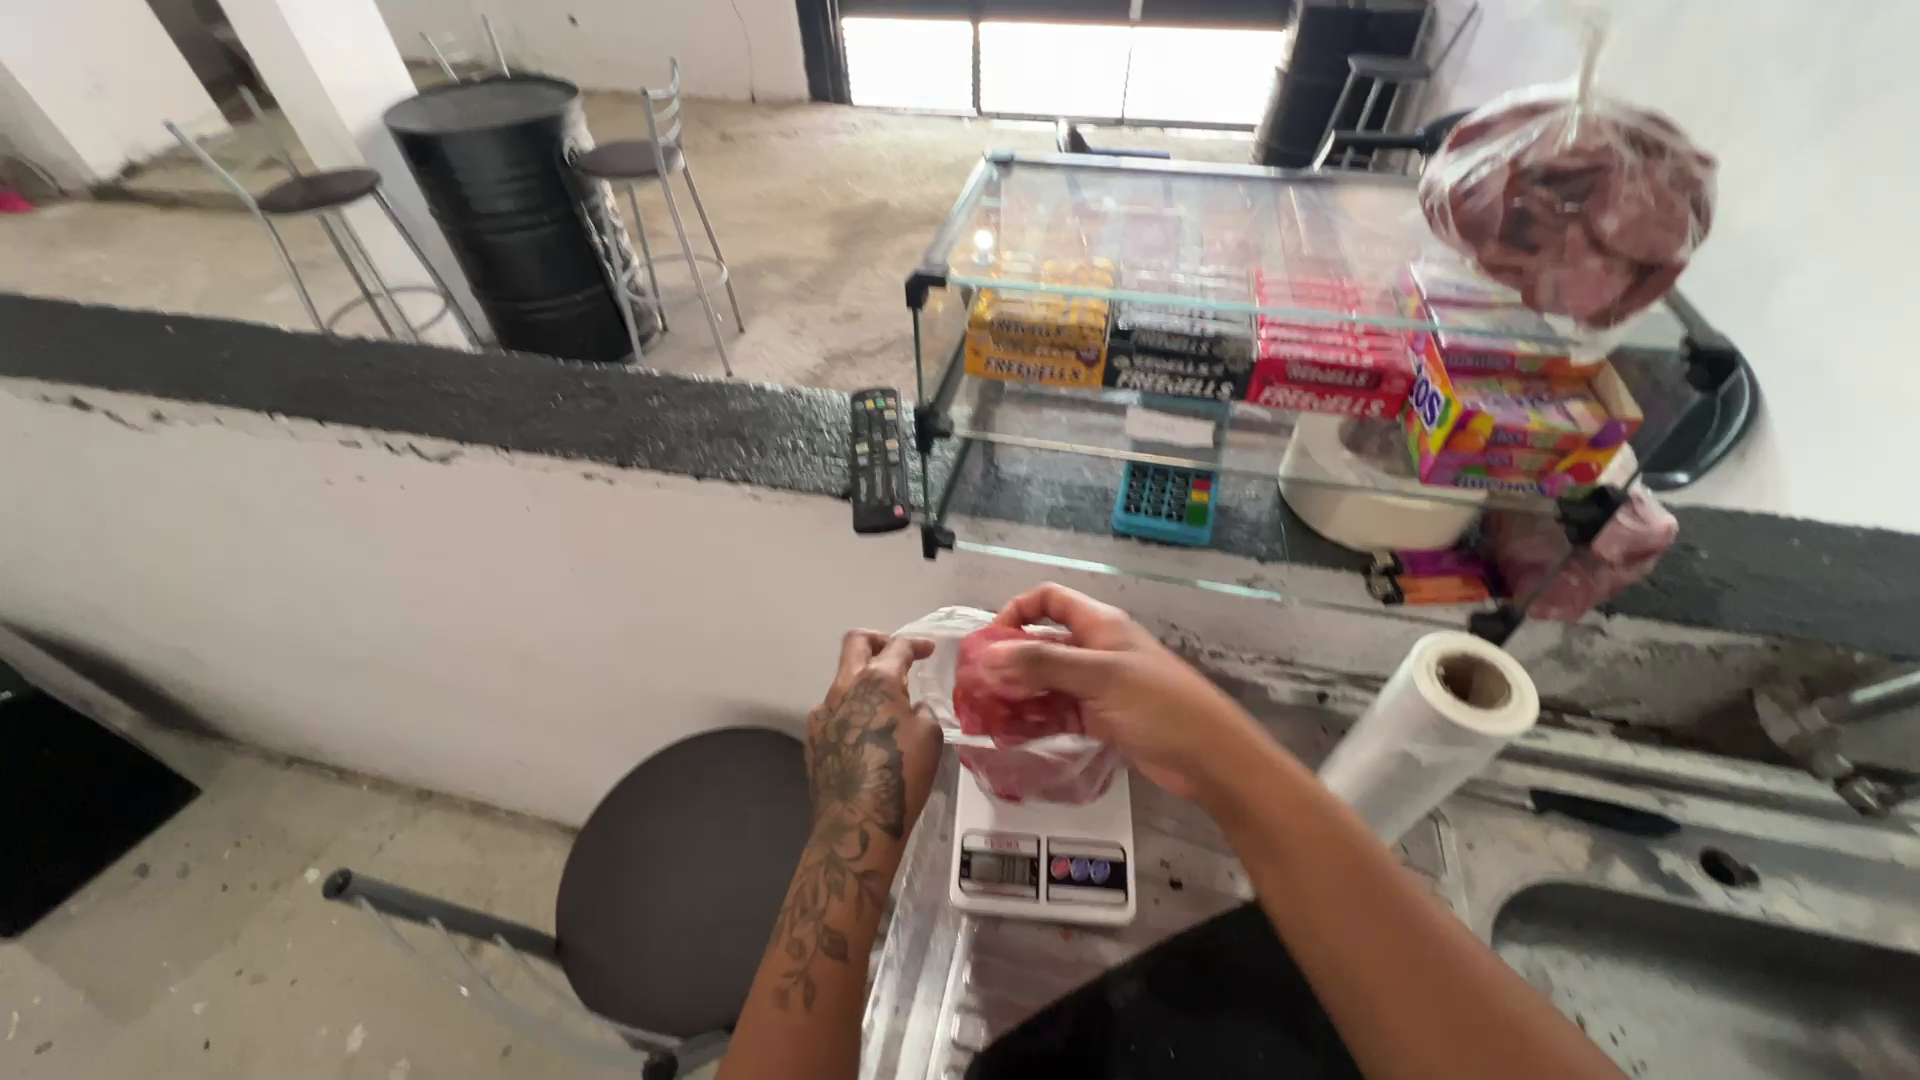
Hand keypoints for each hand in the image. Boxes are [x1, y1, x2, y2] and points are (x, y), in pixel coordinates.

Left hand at [806, 631, 940, 846]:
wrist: (855, 822)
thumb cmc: (901, 776)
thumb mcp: (930, 737)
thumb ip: (921, 710)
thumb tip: (909, 706)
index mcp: (877, 681)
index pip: (897, 646)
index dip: (916, 644)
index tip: (927, 650)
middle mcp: (844, 687)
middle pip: (856, 643)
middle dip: (878, 640)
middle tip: (894, 653)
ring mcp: (822, 712)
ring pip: (842, 680)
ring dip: (863, 683)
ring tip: (884, 706)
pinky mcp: (812, 737)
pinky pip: (833, 711)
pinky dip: (851, 711)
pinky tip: (865, 735)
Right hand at [978, 584, 1260, 798]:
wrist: (1211, 759)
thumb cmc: (1160, 705)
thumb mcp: (1101, 677)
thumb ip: (1044, 663)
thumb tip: (989, 656)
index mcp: (1099, 625)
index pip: (1049, 601)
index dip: (1017, 611)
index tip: (990, 641)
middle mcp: (1095, 650)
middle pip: (1042, 644)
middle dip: (1009, 662)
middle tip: (976, 688)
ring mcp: (1096, 687)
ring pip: (1046, 682)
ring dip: (1017, 694)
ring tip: (985, 716)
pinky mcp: (1099, 719)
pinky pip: (1057, 712)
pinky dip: (1035, 720)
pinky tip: (1010, 734)